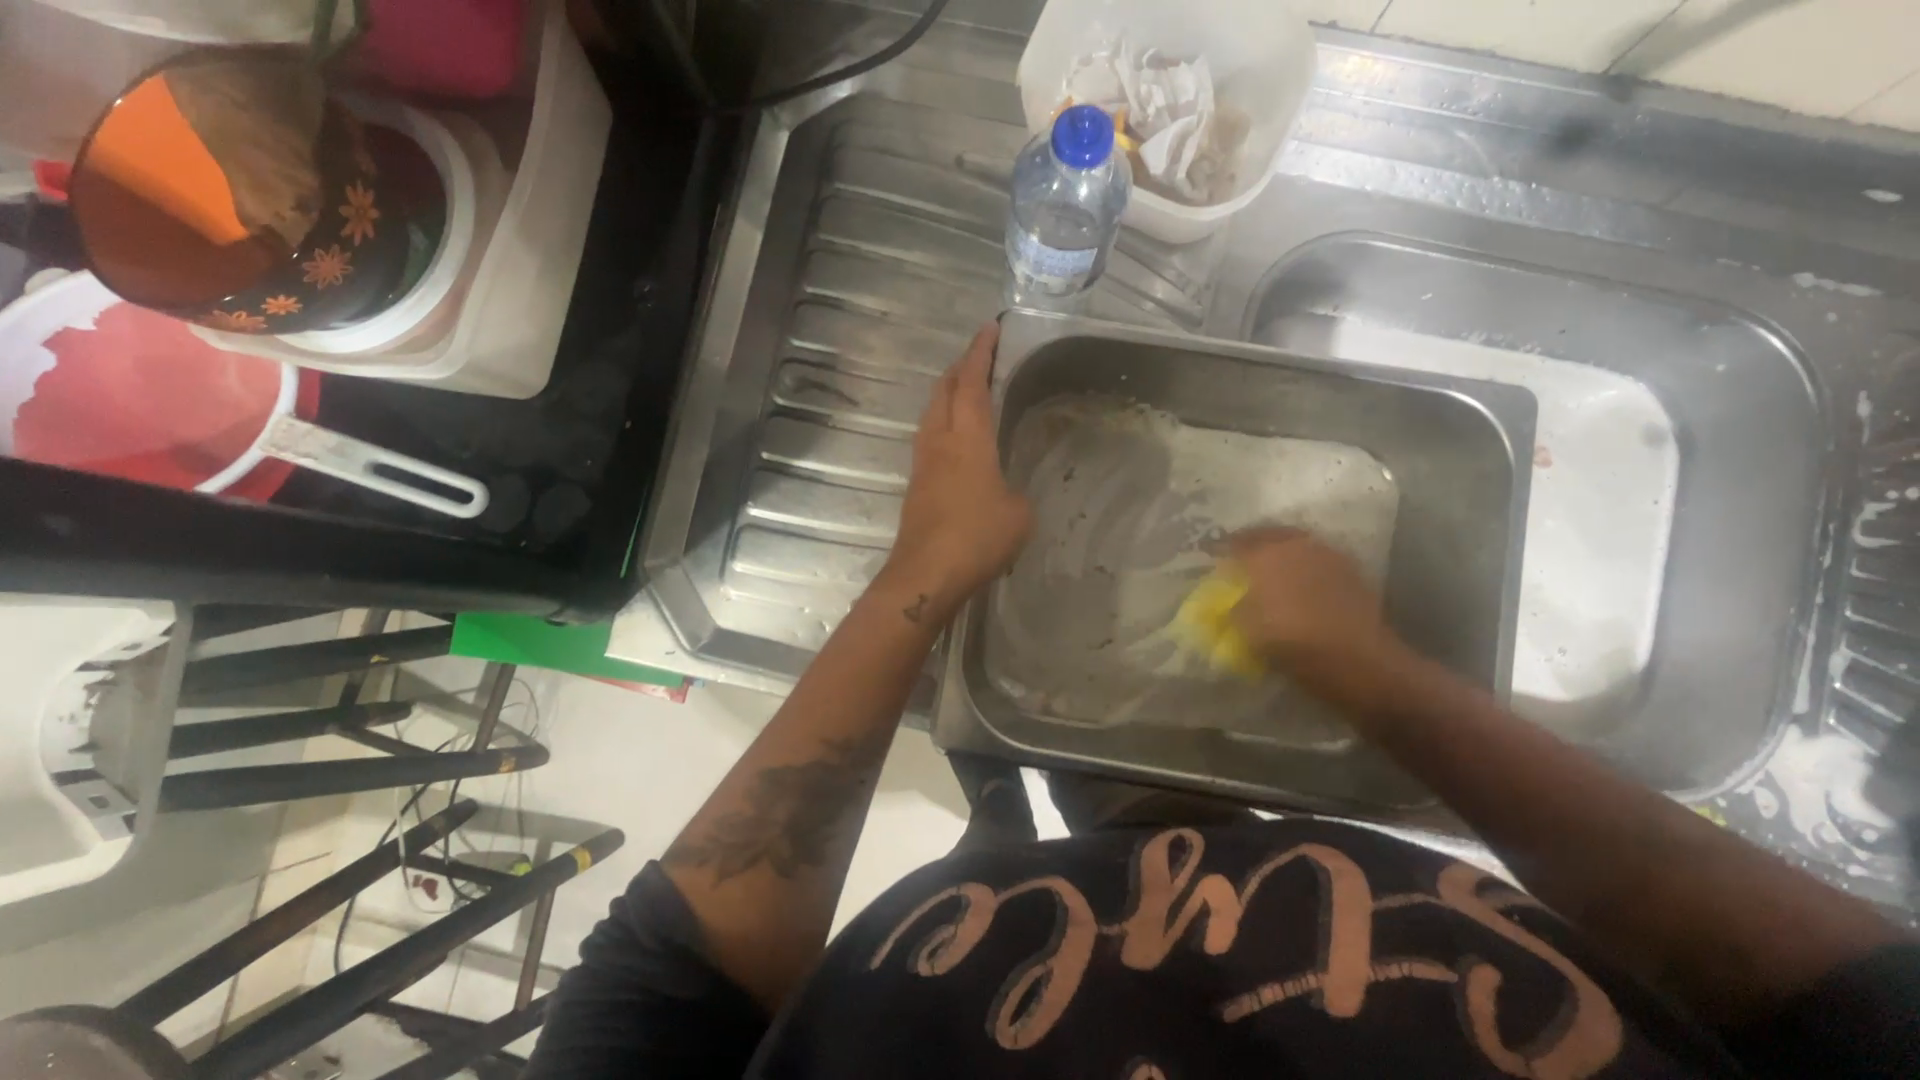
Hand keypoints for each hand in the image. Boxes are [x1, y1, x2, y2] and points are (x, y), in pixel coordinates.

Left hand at [878, 322, 1031, 622]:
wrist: (926, 574)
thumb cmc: (977, 537)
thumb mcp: (1018, 513)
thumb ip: (1015, 492)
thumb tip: (1005, 491)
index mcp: (968, 438)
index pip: (973, 383)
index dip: (981, 353)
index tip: (990, 329)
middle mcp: (940, 441)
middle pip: (945, 390)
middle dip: (961, 367)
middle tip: (980, 356)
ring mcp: (923, 463)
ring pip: (932, 413)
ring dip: (948, 394)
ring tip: (967, 390)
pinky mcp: (916, 486)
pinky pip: (930, 438)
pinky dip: (944, 422)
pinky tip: (956, 437)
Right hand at [1227, 527, 1413, 711]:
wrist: (1360, 660)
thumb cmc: (1294, 642)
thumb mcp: (1247, 630)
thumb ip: (1234, 608)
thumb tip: (1234, 601)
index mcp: (1265, 553)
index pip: (1234, 542)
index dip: (1220, 549)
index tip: (1212, 557)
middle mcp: (1297, 544)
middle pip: (1268, 536)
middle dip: (1254, 545)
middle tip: (1243, 561)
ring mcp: (1329, 555)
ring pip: (1297, 546)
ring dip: (1283, 555)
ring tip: (1274, 573)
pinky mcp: (1352, 572)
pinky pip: (1319, 562)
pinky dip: (1306, 569)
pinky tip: (1303, 587)